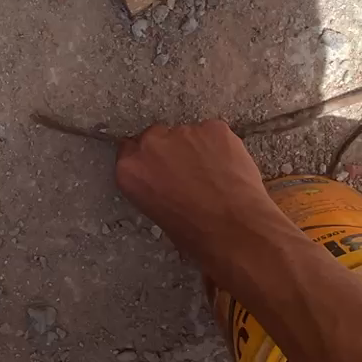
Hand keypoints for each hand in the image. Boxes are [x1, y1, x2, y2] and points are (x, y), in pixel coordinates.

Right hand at [114, 121, 287, 263]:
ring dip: (195, 149)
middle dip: (168, 151)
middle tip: (186, 172)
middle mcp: (151, 145)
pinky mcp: (212, 128)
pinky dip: (219, 146)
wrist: (233, 229)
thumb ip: (151, 186)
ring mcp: (183, 133)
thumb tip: (163, 180)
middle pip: (155, 137)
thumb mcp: (157, 214)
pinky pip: (212, 132)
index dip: (145, 159)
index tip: (156, 166)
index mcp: (130, 170)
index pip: (128, 151)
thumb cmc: (196, 233)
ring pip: (186, 134)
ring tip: (212, 175)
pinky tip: (226, 167)